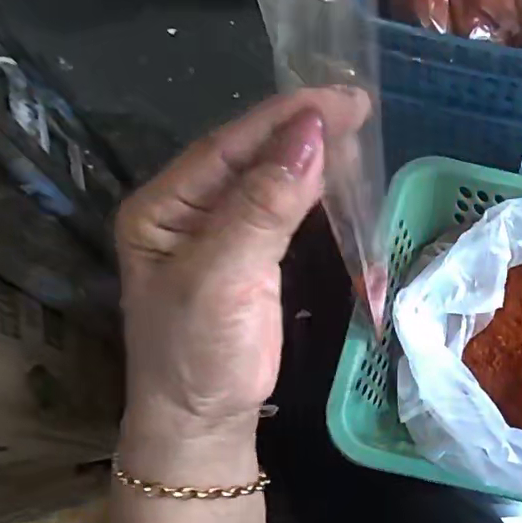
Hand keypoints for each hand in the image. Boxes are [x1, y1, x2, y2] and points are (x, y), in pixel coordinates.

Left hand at [114, 88, 371, 475]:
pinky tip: (338, 176)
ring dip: (312, 157)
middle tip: (358, 105)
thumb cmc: (198, 355)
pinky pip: (284, 213)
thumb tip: (311, 136)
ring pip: (270, 180)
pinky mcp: (251, 259)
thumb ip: (263, 208)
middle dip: (302, 130)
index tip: (339, 100)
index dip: (283, 120)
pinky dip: (314, 193)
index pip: (226, 147)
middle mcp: (189, 210)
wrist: (203, 422)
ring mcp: (222, 234)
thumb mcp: (222, 279)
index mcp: (163, 206)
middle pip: (249, 155)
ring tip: (357, 130)